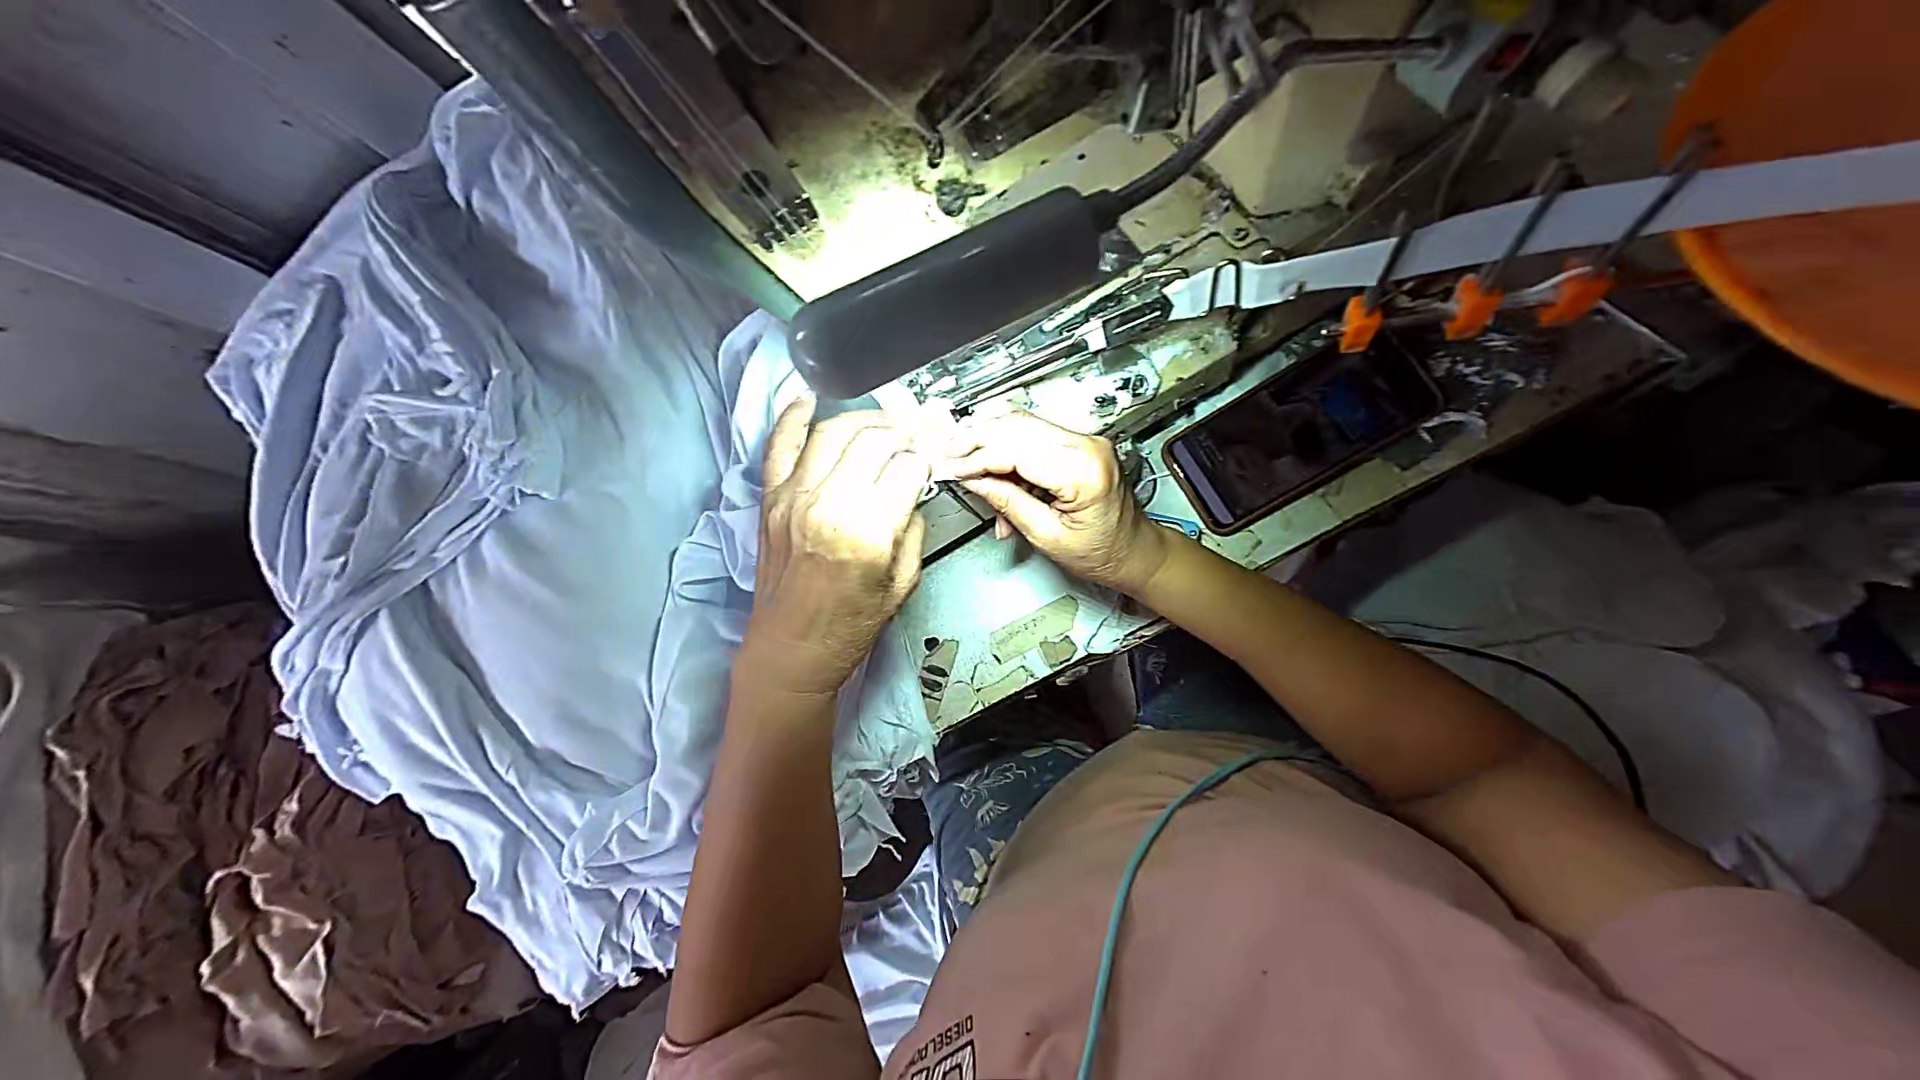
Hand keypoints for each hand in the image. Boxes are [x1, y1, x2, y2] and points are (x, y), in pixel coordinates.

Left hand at [743, 395, 929, 697]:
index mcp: (866, 532)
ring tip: (884, 422)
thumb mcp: (902, 583)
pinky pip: (780, 443)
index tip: (933, 457)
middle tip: (917, 433)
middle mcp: (827, 505)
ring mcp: (793, 497)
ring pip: (833, 430)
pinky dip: (793, 415)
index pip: (906, 466)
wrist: (790, 650)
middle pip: (873, 439)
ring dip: (864, 418)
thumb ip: (911, 529)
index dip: (927, 457)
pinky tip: (811, 397)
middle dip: (904, 431)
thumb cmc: (847, 627)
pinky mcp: (770, 499)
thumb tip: (910, 490)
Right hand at [944, 410, 1169, 594]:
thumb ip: (1007, 503)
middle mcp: (1088, 446)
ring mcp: (1086, 441)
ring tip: (964, 458)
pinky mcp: (1080, 443)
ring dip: (990, 440)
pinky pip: (1035, 435)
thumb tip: (975, 480)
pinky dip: (1008, 448)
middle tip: (949, 454)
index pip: (1016, 450)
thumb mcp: (1047, 536)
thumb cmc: (1103, 551)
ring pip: (1023, 424)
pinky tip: (990, 466)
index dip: (978, 458)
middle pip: (1018, 426)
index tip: (953, 467)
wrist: (1133, 550)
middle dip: (978, 439)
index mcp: (1084, 471)